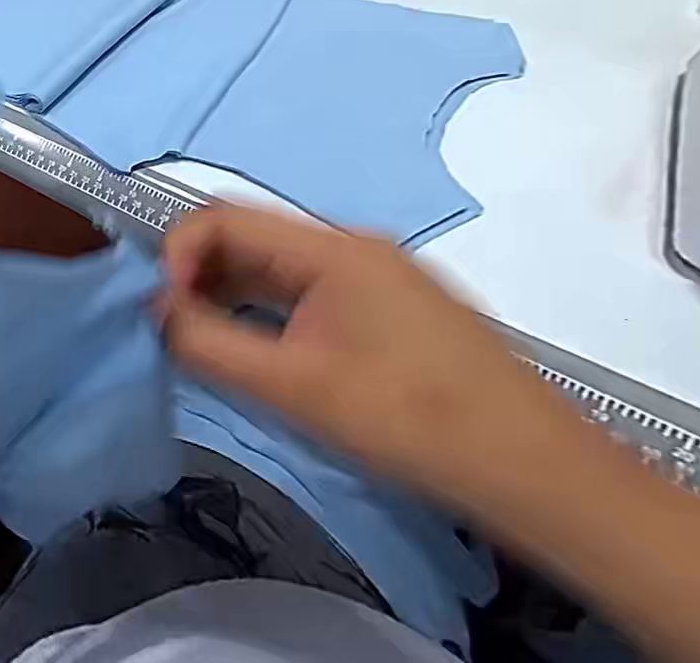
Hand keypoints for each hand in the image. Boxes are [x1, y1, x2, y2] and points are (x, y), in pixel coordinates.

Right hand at [157, 203, 584, 503]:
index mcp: (332, 249)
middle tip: (174, 323)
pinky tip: (254, 343)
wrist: (547, 480)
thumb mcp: (293, 387)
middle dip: (198, 273)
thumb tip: (153, 309)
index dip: (177, 251)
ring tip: (205, 337)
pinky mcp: (386, 304)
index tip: (162, 303)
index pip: (224, 218)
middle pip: (248, 237)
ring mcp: (373, 274)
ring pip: (273, 264)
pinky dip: (262, 306)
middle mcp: (351, 246)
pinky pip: (302, 288)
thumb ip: (208, 343)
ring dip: (227, 290)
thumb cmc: (414, 424)